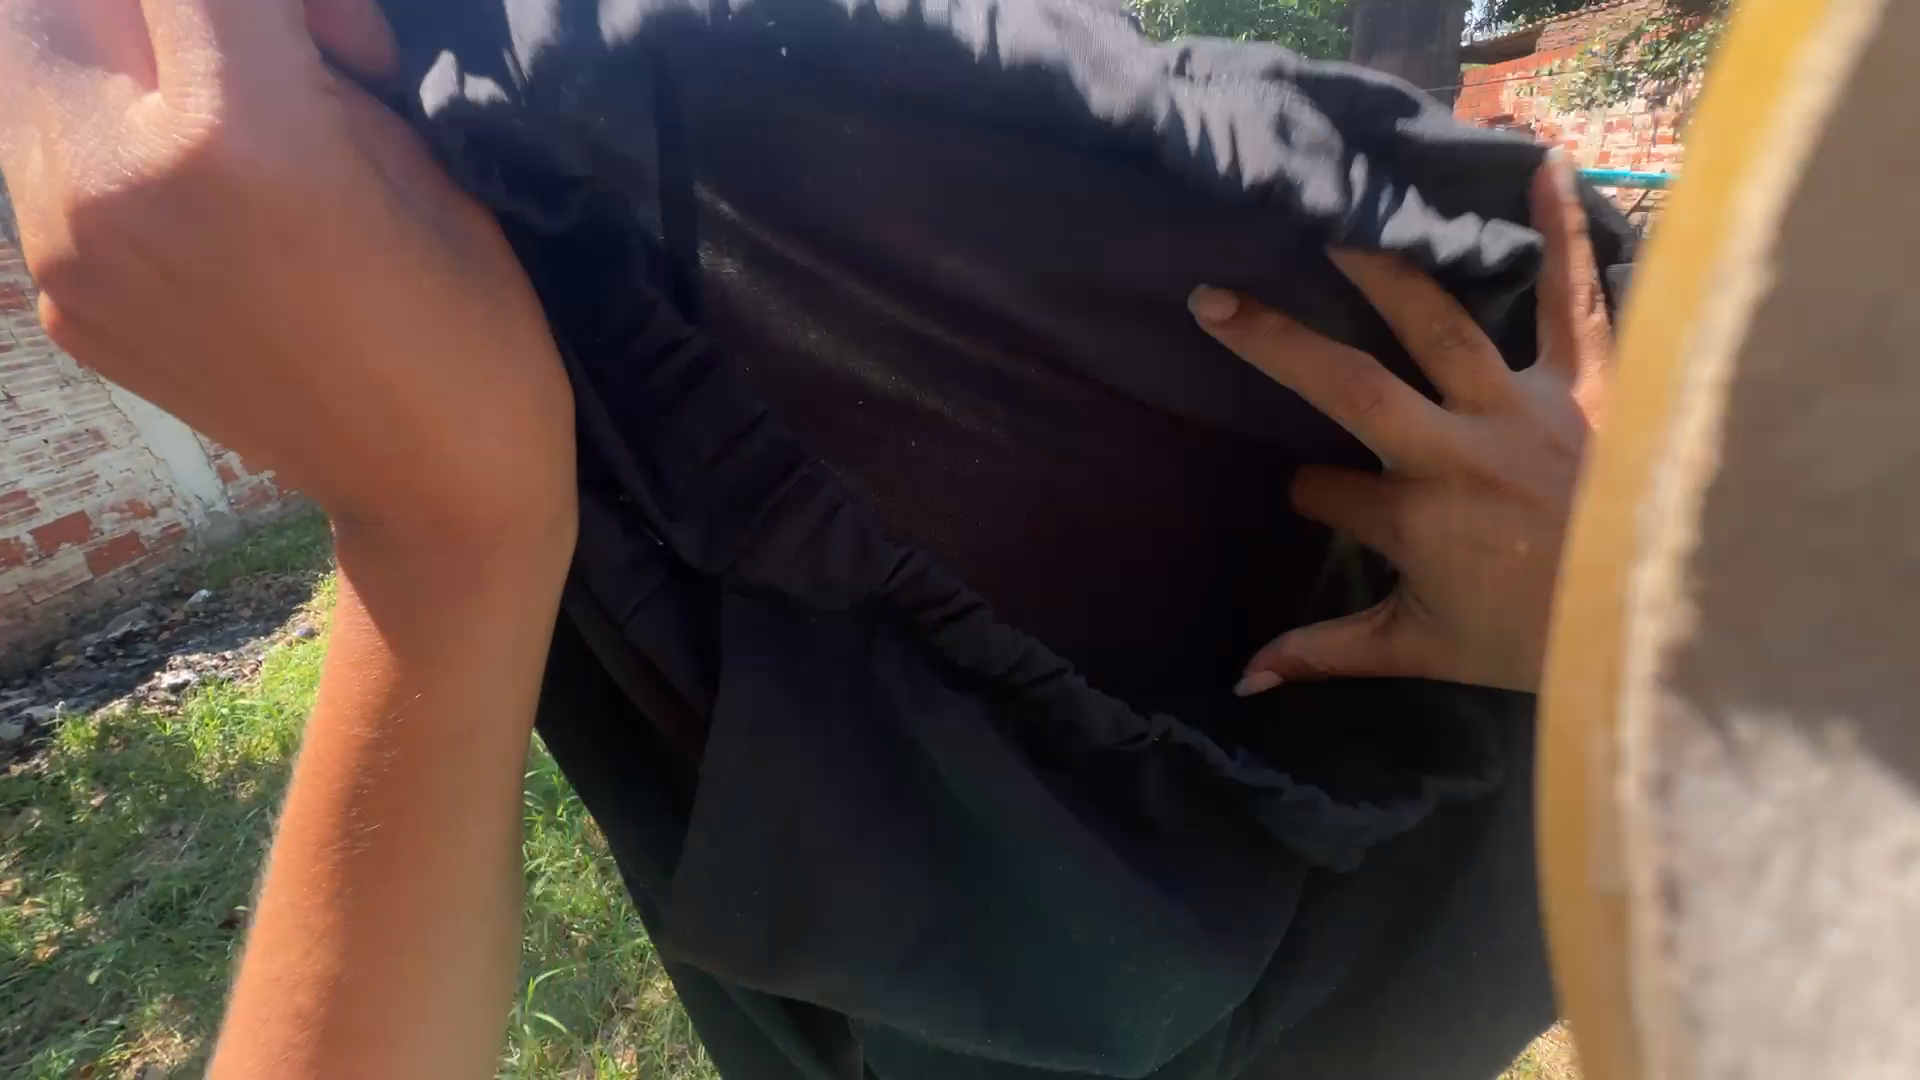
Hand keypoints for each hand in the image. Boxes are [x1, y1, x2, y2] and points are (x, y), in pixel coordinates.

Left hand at [0, 0, 574, 551]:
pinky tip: (221, 229)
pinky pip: (50, 174)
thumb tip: (290, 54)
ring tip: (245, 147)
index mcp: (249, 148)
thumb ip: (344, 105)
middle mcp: (113, 179)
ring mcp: (64, 251)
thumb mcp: (449, 206)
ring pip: (30, 69)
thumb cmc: (490, 357)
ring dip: (133, 69)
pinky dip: (125, 161)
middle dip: (171, 7)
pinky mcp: (63, 307)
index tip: (349, 43)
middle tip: (276, 68)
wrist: (446, 497)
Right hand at [1189, 155, 1609, 693]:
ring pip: (1436, 327)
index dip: (1304, 494)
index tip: (1314, 502)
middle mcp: (1455, 451)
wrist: (1668, 628)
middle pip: (1347, 385)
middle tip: (1213, 300)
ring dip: (1377, 276)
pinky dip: (1560, 235)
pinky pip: (1575, 299)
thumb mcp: (1412, 650)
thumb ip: (1319, 656)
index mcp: (1411, 519)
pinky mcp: (1587, 382)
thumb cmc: (1529, 639)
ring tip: (1328, 230)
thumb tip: (1236, 680)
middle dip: (1274, 344)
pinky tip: (1535, 171)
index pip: (1319, 490)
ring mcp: (1520, 407)